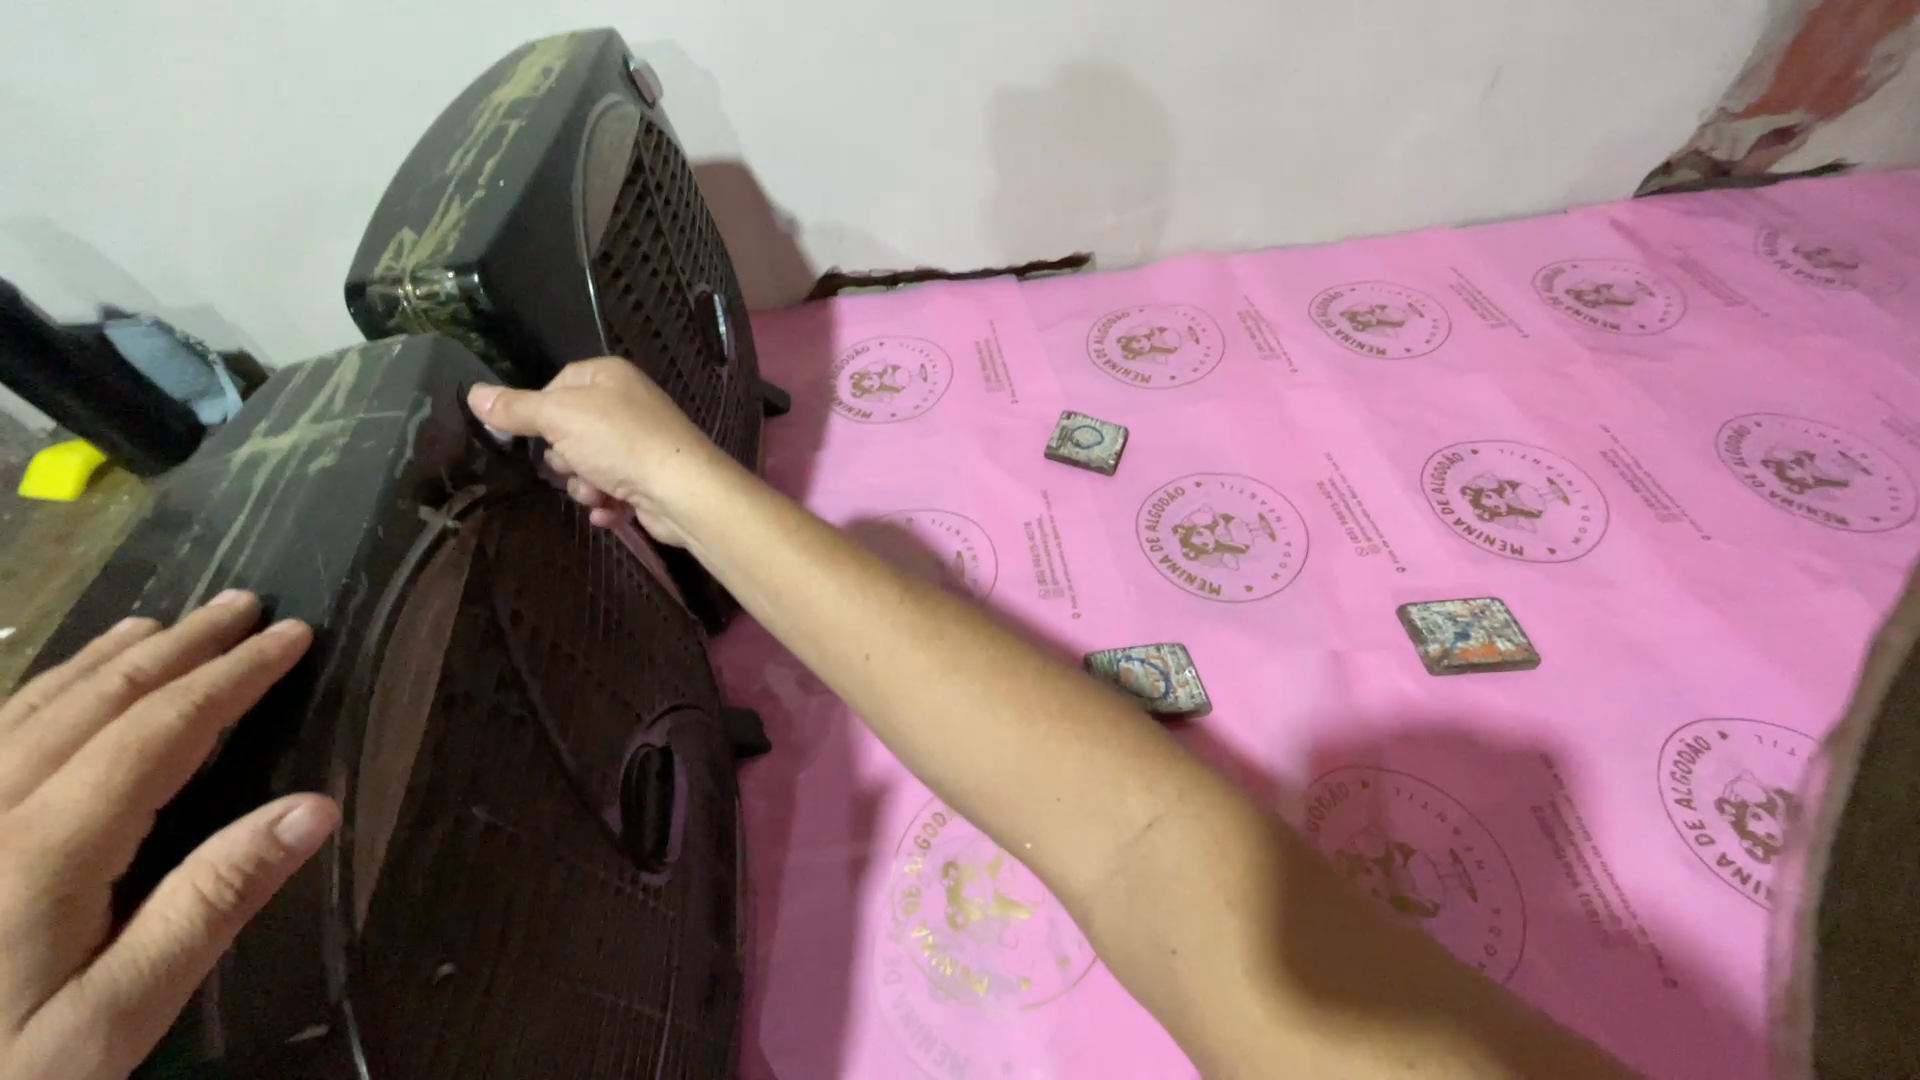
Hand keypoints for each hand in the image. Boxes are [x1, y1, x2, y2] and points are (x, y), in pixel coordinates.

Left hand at [0, 592, 338, 1079]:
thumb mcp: (117, 1013)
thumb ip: (213, 903)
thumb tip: (317, 807)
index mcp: (42, 851)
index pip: (160, 732)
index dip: (233, 675)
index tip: (292, 635)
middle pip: (92, 705)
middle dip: (178, 649)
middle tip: (241, 606)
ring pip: (24, 714)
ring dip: (104, 662)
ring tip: (159, 627)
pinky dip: (30, 698)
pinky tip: (53, 690)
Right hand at [467, 358, 735, 547]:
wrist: (682, 490)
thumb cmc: (620, 441)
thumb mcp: (559, 416)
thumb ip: (516, 408)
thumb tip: (474, 394)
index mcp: (609, 377)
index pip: (556, 385)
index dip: (541, 412)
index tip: (536, 431)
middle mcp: (628, 406)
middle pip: (568, 431)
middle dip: (564, 456)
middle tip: (574, 463)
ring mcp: (640, 445)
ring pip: (585, 466)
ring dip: (583, 484)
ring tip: (599, 489)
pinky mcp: (648, 481)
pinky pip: (609, 491)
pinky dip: (606, 503)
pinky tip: (612, 508)